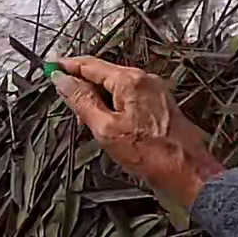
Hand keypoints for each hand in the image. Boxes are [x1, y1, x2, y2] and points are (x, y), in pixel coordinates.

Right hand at [52, 56, 224, 206]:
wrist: (187, 172)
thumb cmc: (151, 154)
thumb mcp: (105, 129)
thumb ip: (82, 101)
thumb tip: (62, 80)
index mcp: (129, 80)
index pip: (89, 65)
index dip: (67, 65)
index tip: (50, 67)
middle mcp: (143, 79)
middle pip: (103, 73)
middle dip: (82, 85)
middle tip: (65, 100)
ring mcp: (154, 90)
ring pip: (115, 85)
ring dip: (97, 97)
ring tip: (86, 120)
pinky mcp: (159, 103)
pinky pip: (128, 95)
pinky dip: (113, 103)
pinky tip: (108, 123)